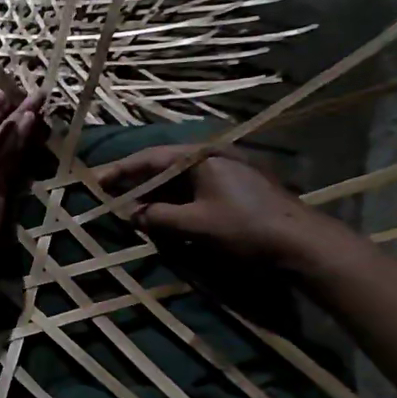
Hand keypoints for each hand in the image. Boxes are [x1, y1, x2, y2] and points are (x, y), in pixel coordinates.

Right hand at [94, 145, 329, 263]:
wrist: (300, 240)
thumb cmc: (245, 227)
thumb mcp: (197, 225)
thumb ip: (160, 217)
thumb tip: (132, 215)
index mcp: (200, 157)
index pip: (151, 158)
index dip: (122, 170)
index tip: (96, 180)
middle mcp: (211, 157)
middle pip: (164, 166)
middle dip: (136, 182)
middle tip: (108, 194)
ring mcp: (225, 171)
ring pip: (179, 179)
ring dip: (155, 194)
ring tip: (130, 207)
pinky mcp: (235, 187)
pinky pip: (195, 188)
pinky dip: (175, 200)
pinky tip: (163, 214)